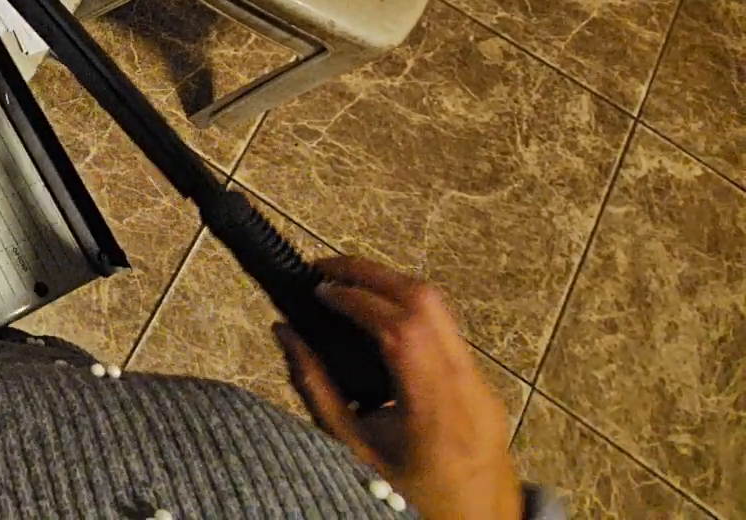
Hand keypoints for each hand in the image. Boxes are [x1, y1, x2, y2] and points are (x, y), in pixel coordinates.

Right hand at [274, 257, 520, 519]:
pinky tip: (370, 312)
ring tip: (341, 283)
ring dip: (386, 284)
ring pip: (440, 309)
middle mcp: (469, 391)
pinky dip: (402, 306)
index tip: (316, 290)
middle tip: (323, 268)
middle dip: (370, 272)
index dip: (354, 298)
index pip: (400, 330)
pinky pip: (444, 328)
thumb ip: (313, 386)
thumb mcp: (349, 449)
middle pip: (427, 303)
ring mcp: (483, 387)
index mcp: (436, 412)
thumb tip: (283, 330)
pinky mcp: (482, 387)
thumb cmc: (408, 500)